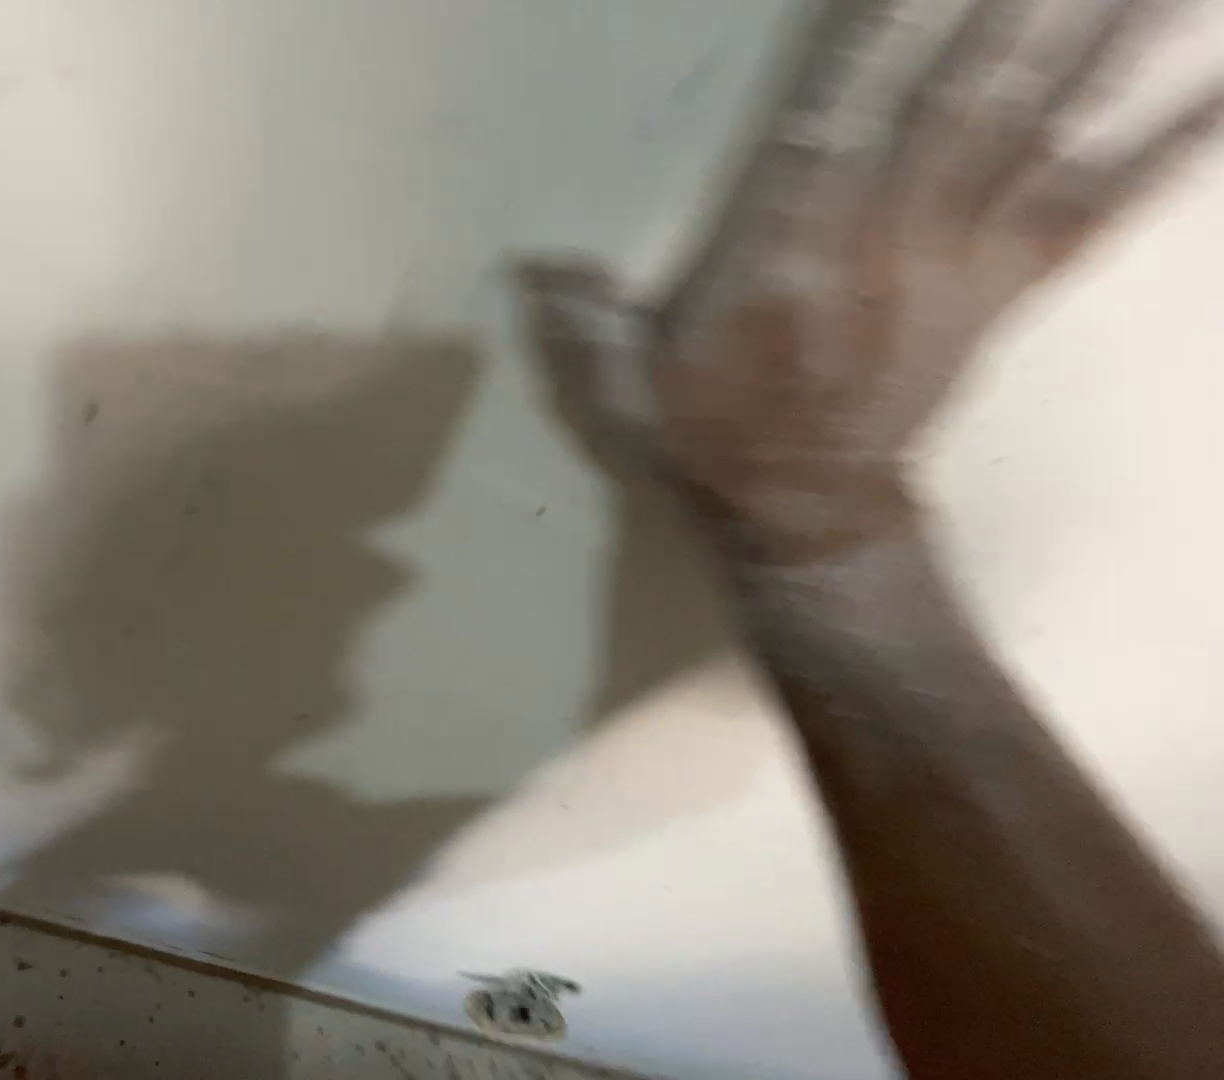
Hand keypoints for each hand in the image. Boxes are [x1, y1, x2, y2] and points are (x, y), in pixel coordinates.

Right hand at [519, 0, 1222, 564]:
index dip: (878, 32)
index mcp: (779, 259)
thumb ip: (587, 324)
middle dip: (1014, 5)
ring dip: (1108, 38)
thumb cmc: (710, 439)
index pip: (832, 118)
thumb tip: (535, 264)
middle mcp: (877, 243)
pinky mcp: (1000, 294)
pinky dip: (1171, 144)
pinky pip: (1096, 208)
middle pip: (959, 97)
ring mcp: (952, 266)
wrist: (804, 510)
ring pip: (1041, 131)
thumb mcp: (624, 392)